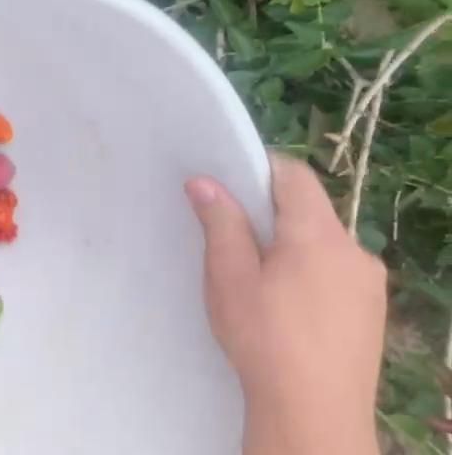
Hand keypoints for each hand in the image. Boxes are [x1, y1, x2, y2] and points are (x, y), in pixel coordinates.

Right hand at [187, 153, 386, 454]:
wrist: (314, 409)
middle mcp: (356, 254)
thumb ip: (221, 222)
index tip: (220, 174)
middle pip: (308, 208)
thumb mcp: (228, 272)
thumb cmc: (263, 333)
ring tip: (245, 263)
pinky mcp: (370, 310)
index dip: (257, 166)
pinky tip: (275, 293)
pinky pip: (332, 267)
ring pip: (319, 239)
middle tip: (221, 223)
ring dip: (283, 238)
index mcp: (320, 238)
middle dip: (265, 207)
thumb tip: (206, 181)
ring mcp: (369, 285)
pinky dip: (301, 264)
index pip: (295, 176)